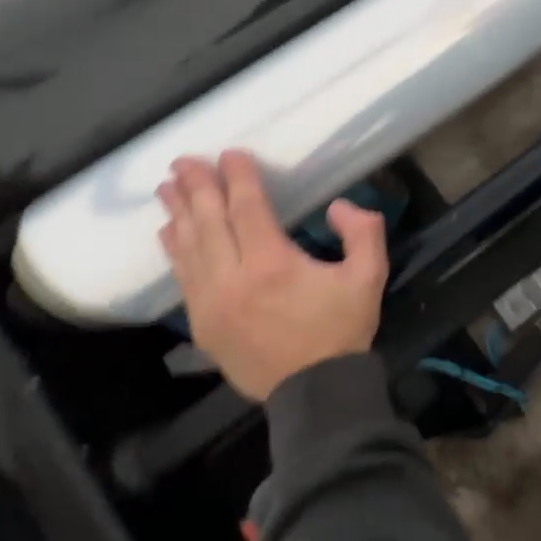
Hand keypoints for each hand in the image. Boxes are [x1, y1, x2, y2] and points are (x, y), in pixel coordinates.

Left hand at [158, 151, 387, 401]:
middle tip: (185, 161)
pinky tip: (170, 232)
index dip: (239, 180)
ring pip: (188, 249)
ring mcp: (210, 302)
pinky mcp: (201, 322)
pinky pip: (184, 276)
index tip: (230, 154)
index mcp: (273, 264)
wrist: (312, 386)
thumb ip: (363, 232)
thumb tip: (339, 207)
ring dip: (178, 214)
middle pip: (208, 225)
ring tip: (168, 187)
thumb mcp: (371, 275)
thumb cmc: (343, 326)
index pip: (247, 211)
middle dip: (197, 189)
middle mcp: (232, 279)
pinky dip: (175, 249)